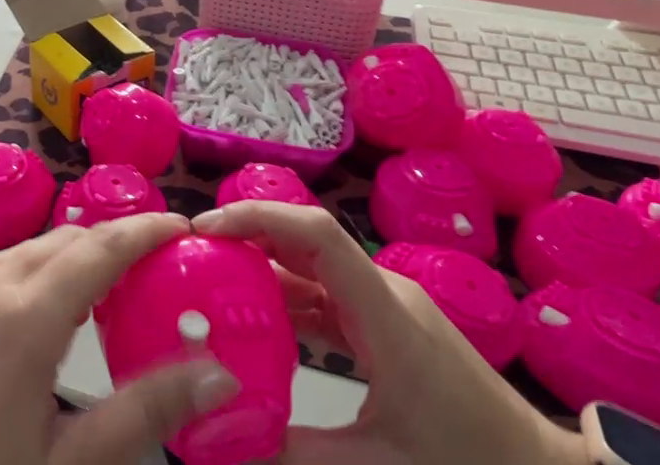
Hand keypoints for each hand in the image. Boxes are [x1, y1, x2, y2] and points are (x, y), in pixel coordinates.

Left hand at [0, 214, 239, 464]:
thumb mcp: (72, 460)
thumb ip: (144, 411)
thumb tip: (217, 376)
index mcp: (21, 320)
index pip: (96, 251)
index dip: (143, 232)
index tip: (183, 227)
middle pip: (60, 242)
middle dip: (112, 240)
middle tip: (160, 261)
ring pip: (26, 252)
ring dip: (73, 255)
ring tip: (118, 282)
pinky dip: (38, 273)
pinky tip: (57, 308)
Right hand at [192, 202, 590, 464]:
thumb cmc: (470, 462)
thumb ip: (294, 454)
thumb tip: (221, 442)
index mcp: (385, 314)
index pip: (316, 235)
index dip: (256, 218)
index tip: (204, 231)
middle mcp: (383, 294)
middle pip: (304, 239)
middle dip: (244, 236)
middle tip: (189, 255)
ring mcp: (385, 306)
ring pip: (310, 265)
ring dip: (259, 266)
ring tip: (207, 282)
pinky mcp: (384, 324)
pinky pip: (323, 294)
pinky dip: (282, 297)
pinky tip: (251, 318)